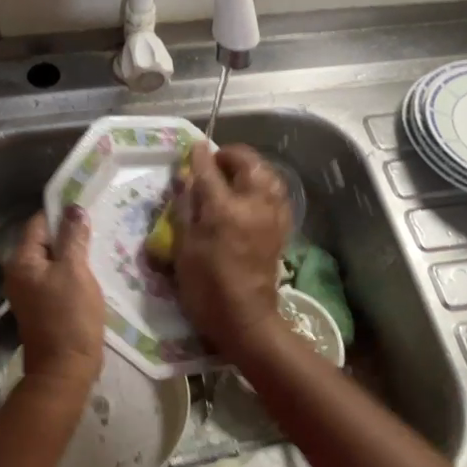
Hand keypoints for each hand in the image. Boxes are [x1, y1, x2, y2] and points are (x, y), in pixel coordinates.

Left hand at [4, 208, 106, 389]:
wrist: (65, 371)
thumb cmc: (70, 317)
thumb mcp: (75, 271)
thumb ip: (73, 238)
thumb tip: (73, 208)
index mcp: (21, 261)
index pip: (38, 223)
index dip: (61, 213)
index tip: (86, 208)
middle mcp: (19, 273)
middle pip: (44, 242)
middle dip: (69, 234)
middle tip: (97, 227)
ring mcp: (29, 292)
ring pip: (52, 261)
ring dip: (73, 255)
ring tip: (98, 247)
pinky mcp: (42, 306)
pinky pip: (56, 279)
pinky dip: (71, 273)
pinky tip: (92, 272)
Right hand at [171, 144, 292, 357]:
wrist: (244, 318)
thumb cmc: (205, 286)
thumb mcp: (184, 246)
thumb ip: (186, 207)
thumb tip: (186, 179)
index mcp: (224, 209)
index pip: (209, 169)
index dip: (199, 155)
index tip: (193, 147)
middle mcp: (253, 204)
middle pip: (247, 162)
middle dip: (230, 156)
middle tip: (213, 163)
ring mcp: (272, 215)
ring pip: (266, 173)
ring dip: (249, 167)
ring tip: (231, 176)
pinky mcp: (282, 226)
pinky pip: (275, 192)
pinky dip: (262, 184)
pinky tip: (248, 194)